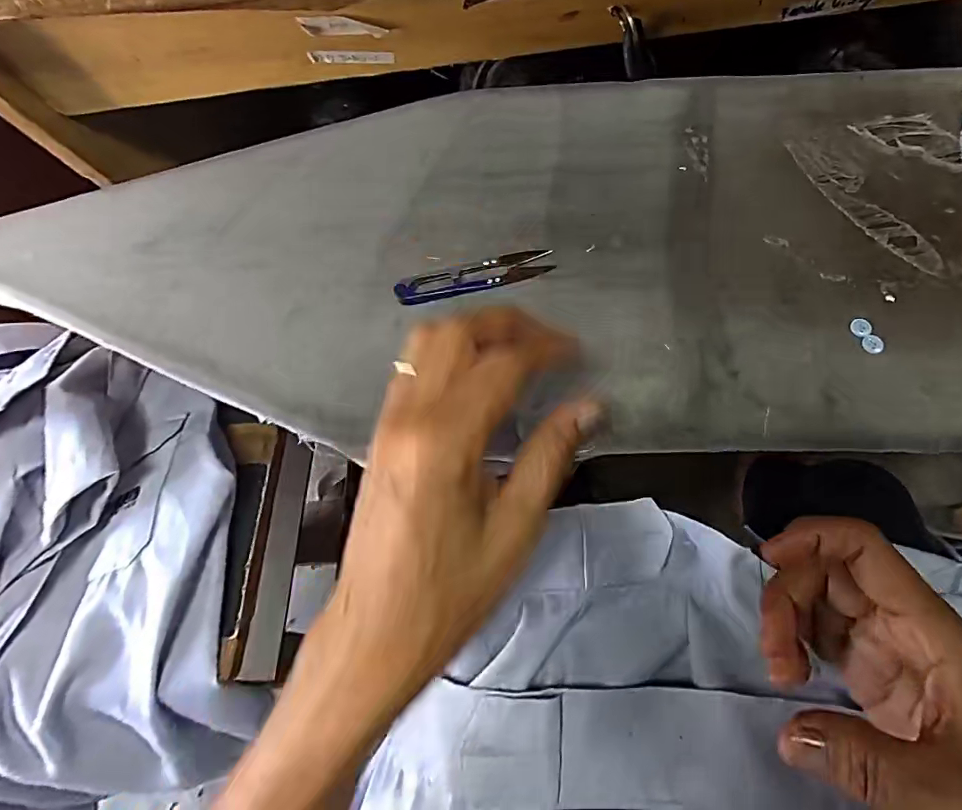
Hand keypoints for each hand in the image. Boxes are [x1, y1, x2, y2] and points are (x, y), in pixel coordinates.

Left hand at [220, 309, 598, 809]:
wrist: (371, 637)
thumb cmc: (452, 590)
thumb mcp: (517, 525)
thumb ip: (551, 453)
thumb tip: (590, 404)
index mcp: (445, 440)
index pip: (502, 364)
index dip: (547, 348)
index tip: (579, 354)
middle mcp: (409, 419)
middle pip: (453, 333)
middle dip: (508, 324)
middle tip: (550, 344)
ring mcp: (388, 424)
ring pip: (425, 343)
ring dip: (477, 333)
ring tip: (521, 352)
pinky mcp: (382, 436)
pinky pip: (415, 369)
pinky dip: (454, 354)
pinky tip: (485, 380)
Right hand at [760, 518, 961, 809]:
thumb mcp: (937, 786)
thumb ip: (861, 759)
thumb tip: (788, 733)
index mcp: (925, 622)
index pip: (865, 549)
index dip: (816, 535)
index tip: (769, 558)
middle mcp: (904, 622)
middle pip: (835, 570)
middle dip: (793, 592)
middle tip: (774, 656)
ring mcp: (890, 649)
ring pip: (828, 602)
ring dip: (793, 619)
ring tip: (782, 672)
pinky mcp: (880, 681)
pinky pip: (830, 640)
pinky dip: (802, 644)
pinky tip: (791, 676)